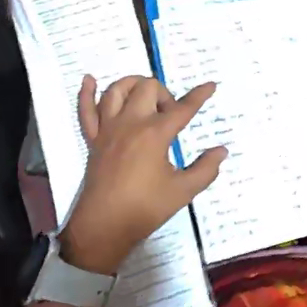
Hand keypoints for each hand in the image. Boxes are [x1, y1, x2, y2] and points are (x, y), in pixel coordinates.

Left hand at [57, 75, 226, 275]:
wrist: (104, 226)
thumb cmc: (146, 208)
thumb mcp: (184, 190)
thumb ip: (206, 169)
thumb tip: (221, 151)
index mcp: (155, 134)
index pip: (182, 108)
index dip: (199, 96)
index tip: (210, 86)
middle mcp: (130, 123)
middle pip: (148, 88)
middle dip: (165, 93)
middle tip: (171, 116)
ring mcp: (108, 129)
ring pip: (116, 90)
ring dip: (133, 85)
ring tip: (145, 96)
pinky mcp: (93, 139)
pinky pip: (85, 110)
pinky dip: (86, 92)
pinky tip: (90, 80)